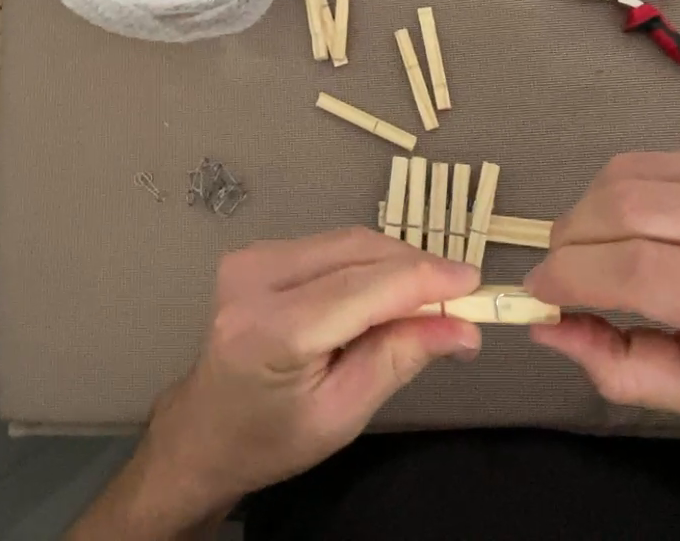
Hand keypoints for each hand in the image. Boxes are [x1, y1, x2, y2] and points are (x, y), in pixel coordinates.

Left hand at [70, 228, 480, 537]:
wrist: (205, 427)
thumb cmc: (271, 436)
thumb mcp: (342, 414)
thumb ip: (399, 358)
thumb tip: (463, 326)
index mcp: (270, 329)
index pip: (362, 287)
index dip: (423, 279)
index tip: (474, 282)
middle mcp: (255, 277)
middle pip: (356, 252)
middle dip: (415, 269)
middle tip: (460, 299)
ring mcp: (251, 257)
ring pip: (346, 242)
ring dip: (393, 264)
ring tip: (427, 299)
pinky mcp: (256, 251)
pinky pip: (330, 246)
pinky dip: (367, 263)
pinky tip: (385, 291)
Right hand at [525, 128, 679, 424]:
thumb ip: (627, 370)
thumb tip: (546, 326)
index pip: (642, 271)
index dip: (570, 277)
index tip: (538, 293)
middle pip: (625, 207)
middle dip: (569, 240)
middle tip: (561, 272)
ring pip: (627, 173)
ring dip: (590, 213)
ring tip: (599, 250)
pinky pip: (652, 161)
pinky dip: (626, 194)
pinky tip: (651, 224)